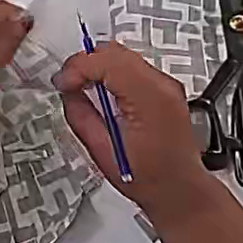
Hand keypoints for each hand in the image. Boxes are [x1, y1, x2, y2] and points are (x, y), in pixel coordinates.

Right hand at [54, 43, 242, 242]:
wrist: (179, 190)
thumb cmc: (150, 178)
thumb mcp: (103, 150)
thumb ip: (81, 116)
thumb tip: (69, 94)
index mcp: (149, 99)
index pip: (106, 61)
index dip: (77, 68)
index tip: (63, 83)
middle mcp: (163, 86)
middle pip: (115, 52)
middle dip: (85, 63)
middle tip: (68, 84)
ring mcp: (167, 86)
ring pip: (123, 56)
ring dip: (98, 68)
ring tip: (82, 90)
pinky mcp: (165, 91)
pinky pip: (133, 69)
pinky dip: (112, 74)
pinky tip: (102, 95)